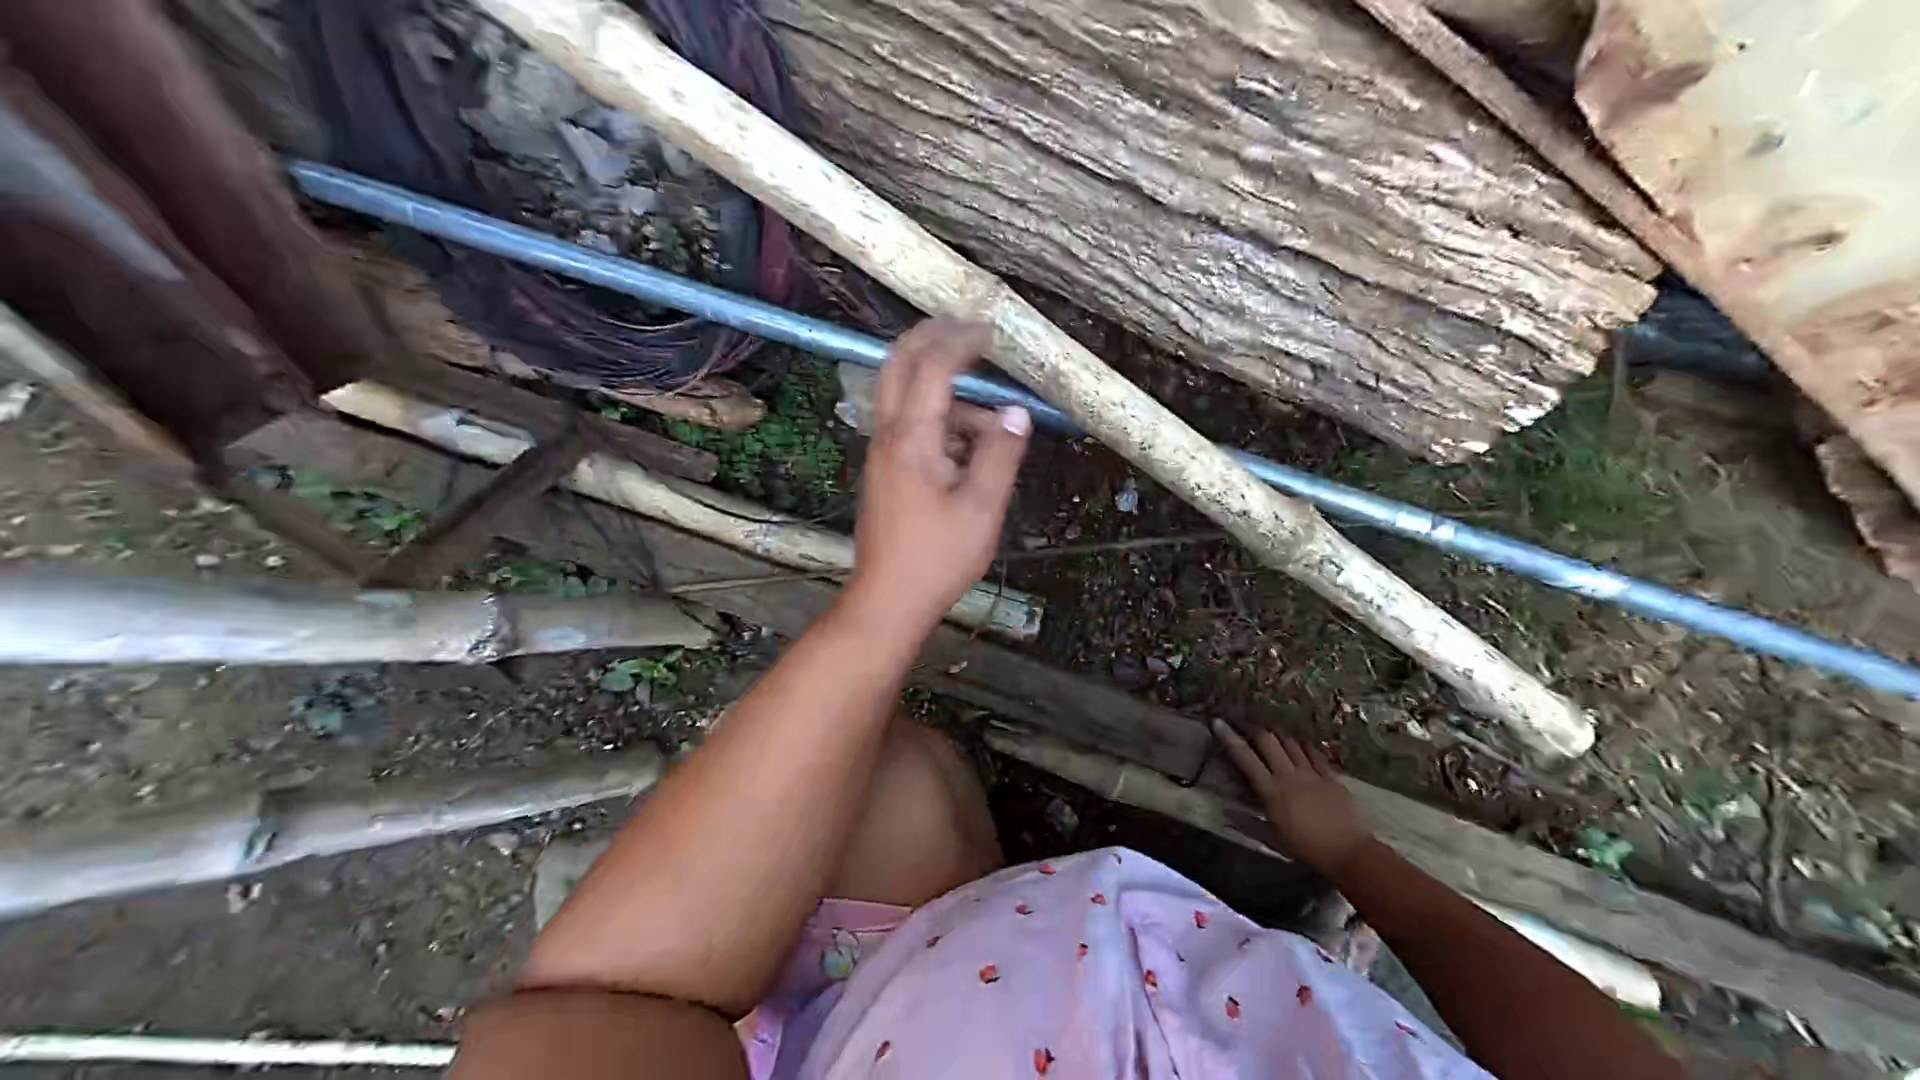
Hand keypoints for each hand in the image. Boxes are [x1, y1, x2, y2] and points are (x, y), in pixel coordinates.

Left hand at [845, 318, 1030, 635]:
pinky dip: (939, 422)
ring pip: (906, 399)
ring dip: (946, 395)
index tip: (991, 330)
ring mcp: (881, 454)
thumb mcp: (982, 507)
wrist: (889, 599)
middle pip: (898, 365)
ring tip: (993, 429)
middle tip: (968, 331)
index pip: (933, 368)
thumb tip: (1017, 414)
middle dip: (931, 338)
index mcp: (911, 439)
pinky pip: (909, 428)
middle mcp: (888, 436)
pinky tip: (970, 453)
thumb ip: (1001, 454)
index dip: (961, 341)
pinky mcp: (885, 472)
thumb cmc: (937, 557)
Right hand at [1212, 720, 1373, 874]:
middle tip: (1245, 722)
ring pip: (1291, 743)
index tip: (1218, 723)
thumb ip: (1250, 823)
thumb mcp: (1272, 838)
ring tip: (1271, 730)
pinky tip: (1300, 742)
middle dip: (1254, 728)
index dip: (1229, 738)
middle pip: (1268, 741)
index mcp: (1271, 790)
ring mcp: (1311, 773)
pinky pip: (1315, 753)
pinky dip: (1304, 745)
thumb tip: (1227, 814)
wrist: (1347, 851)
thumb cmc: (1305, 847)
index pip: (1245, 758)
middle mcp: (1289, 775)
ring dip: (1278, 734)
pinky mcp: (1331, 776)